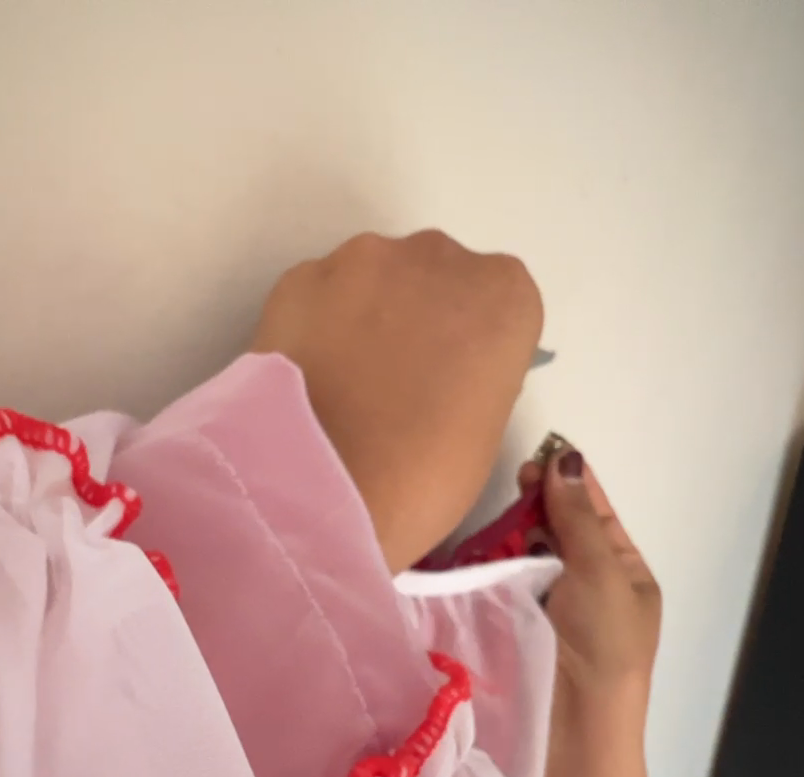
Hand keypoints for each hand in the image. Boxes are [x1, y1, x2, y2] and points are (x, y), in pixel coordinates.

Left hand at [253, 230, 543, 572]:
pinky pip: (319, 295)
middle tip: (394, 385)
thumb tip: (440, 373)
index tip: (451, 384)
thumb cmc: (422, 480)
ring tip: (344, 385)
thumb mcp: (481, 434)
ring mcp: (363, 259)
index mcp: (505, 297)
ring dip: (366, 317)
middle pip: (437, 278)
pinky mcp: (298, 277)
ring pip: (373, 279)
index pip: (500, 306)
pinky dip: (316, 326)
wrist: (321, 492)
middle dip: (420, 319)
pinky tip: (308, 376)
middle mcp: (439, 257)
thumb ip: (473, 378)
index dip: (473, 347)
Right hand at [521, 444, 661, 738]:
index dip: (573, 484)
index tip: (545, 454)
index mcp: (624, 573)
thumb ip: (577, 516)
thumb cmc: (602, 644)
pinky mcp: (517, 622)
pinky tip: (479, 545)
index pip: (598, 515)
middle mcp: (589, 586)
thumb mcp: (601, 571)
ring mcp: (551, 606)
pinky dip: (494, 561)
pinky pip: (505, 580)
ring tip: (496, 512)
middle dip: (540, 504)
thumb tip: (566, 458)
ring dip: (515, 531)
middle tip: (516, 479)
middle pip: (561, 531)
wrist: (574, 724)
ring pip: (529, 554)